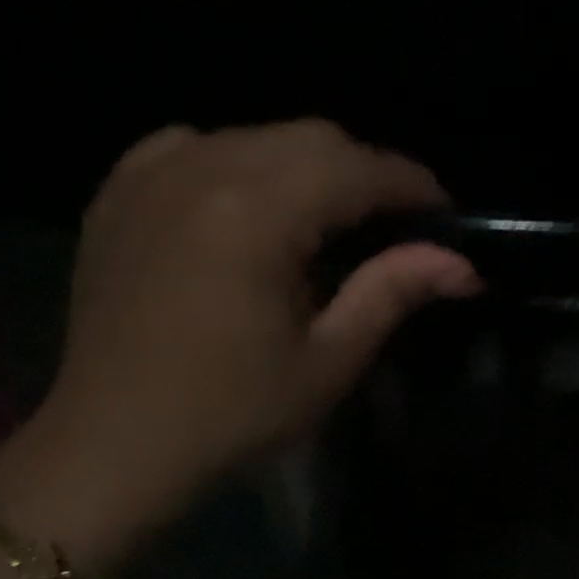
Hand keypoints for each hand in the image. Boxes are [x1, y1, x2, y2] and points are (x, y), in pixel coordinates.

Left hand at [0, 120, 480, 570]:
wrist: (116, 441)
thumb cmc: (233, 413)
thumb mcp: (328, 360)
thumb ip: (392, 293)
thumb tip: (462, 265)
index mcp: (256, 213)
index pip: (356, 169)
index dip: (411, 185)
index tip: (447, 215)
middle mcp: (202, 169)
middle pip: (310, 139)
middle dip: (366, 172)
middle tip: (400, 224)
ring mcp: (151, 174)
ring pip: (255, 137)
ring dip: (309, 167)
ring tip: (334, 220)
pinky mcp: (120, 193)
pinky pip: (195, 147)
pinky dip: (241, 163)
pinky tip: (254, 206)